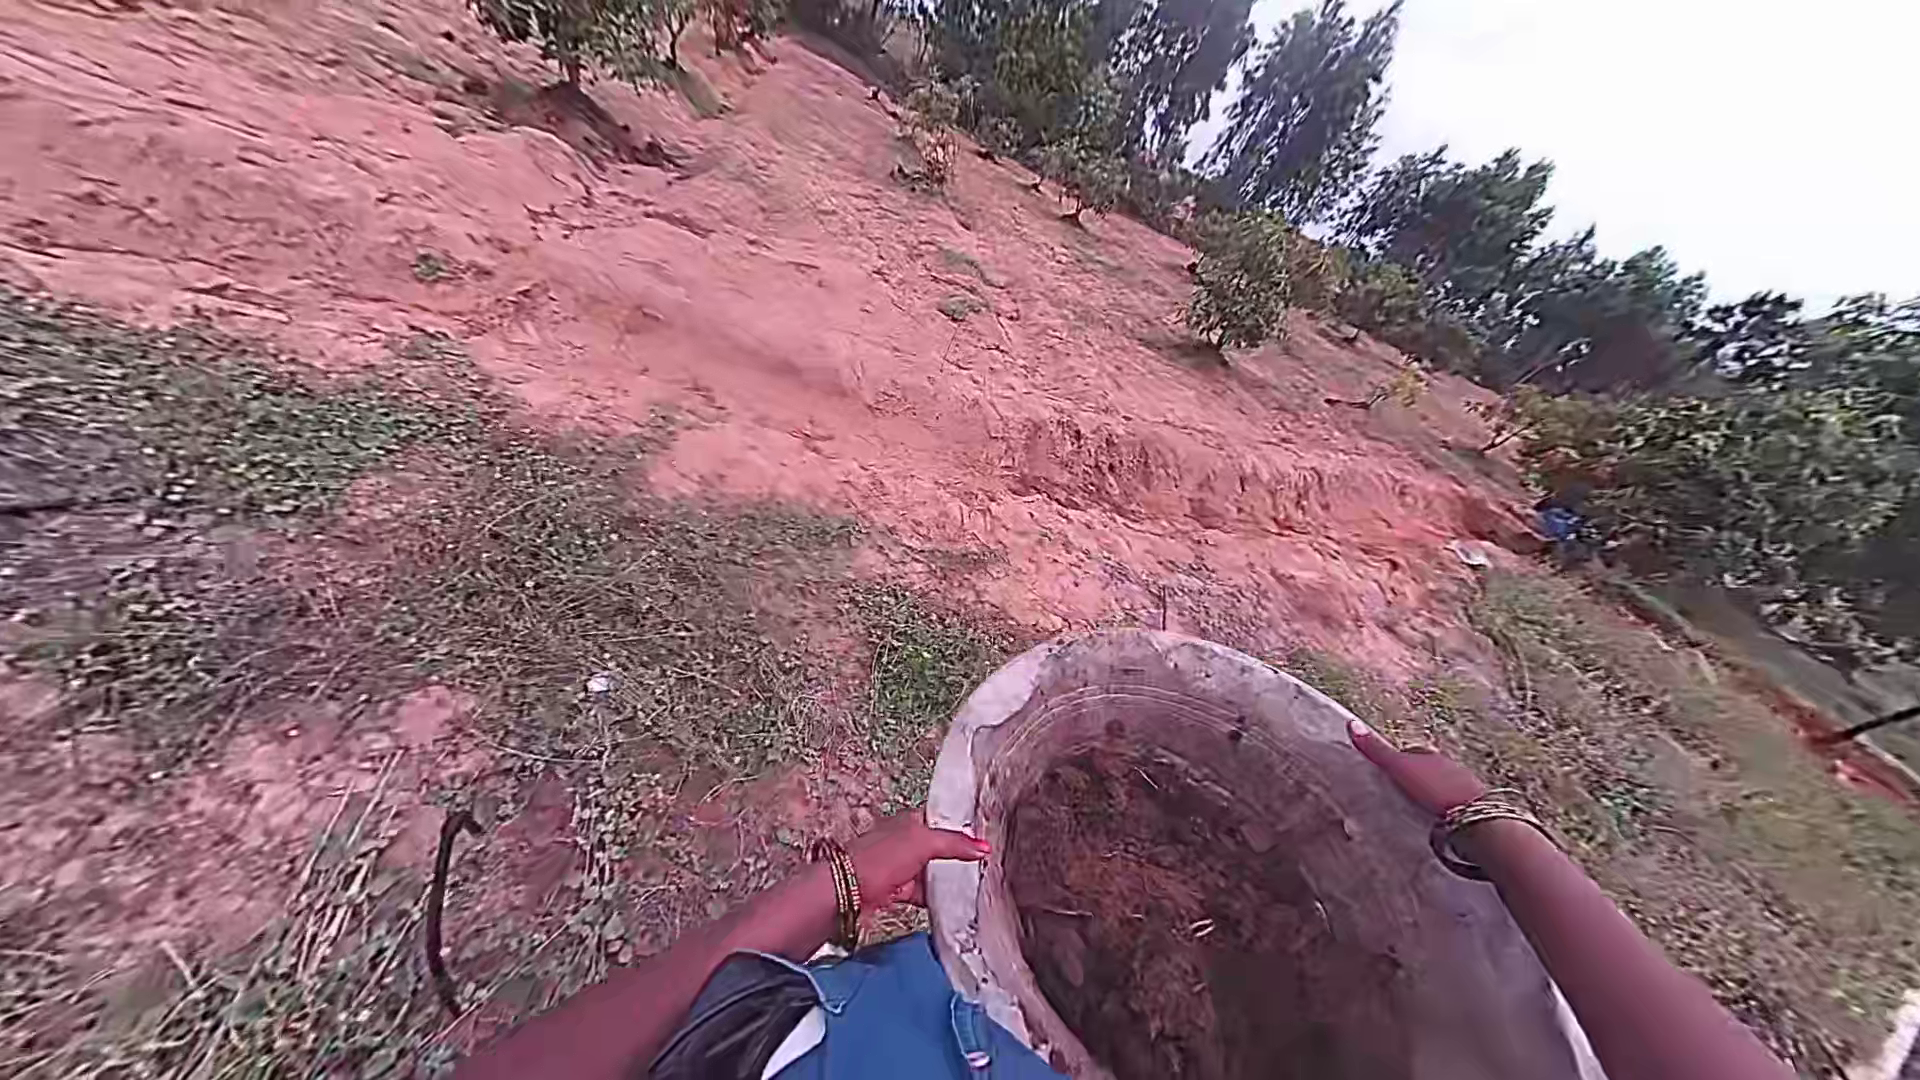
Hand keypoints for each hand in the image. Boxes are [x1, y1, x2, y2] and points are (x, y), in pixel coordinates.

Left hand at [846, 810, 990, 908]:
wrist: (848, 890)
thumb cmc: (877, 857)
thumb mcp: (923, 842)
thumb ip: (954, 844)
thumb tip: (981, 847)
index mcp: (913, 820)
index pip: (944, 819)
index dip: (963, 826)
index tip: (984, 835)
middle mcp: (908, 841)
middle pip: (941, 847)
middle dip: (959, 855)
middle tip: (983, 861)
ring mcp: (904, 866)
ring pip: (934, 871)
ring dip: (948, 879)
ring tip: (972, 883)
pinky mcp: (900, 890)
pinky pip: (925, 893)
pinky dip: (937, 898)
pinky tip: (951, 903)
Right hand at [1347, 718, 1486, 814]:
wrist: (1477, 821)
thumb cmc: (1436, 788)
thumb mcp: (1399, 767)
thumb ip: (1376, 749)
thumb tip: (1351, 723)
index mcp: (1431, 755)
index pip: (1409, 751)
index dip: (1396, 757)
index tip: (1385, 766)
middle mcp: (1449, 768)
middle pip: (1426, 768)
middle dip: (1414, 775)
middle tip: (1397, 786)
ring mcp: (1463, 789)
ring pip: (1440, 787)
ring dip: (1429, 793)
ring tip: (1413, 804)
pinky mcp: (1471, 811)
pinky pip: (1451, 806)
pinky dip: (1441, 809)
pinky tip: (1433, 818)